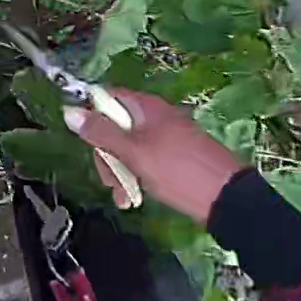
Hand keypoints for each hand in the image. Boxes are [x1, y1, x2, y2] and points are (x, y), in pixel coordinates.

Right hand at [64, 89, 244, 220]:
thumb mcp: (134, 154)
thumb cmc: (179, 172)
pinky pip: (144, 159)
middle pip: (115, 126)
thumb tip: (68, 111)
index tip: (87, 141)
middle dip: (106, 155)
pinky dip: (136, 176)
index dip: (91, 116)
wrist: (231, 202)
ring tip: (124, 197)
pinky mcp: (175, 156)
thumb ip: (101, 133)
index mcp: (146, 107)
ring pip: (128, 146)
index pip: (106, 98)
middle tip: (109, 181)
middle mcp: (155, 116)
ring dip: (119, 171)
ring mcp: (166, 136)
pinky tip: (135, 198)